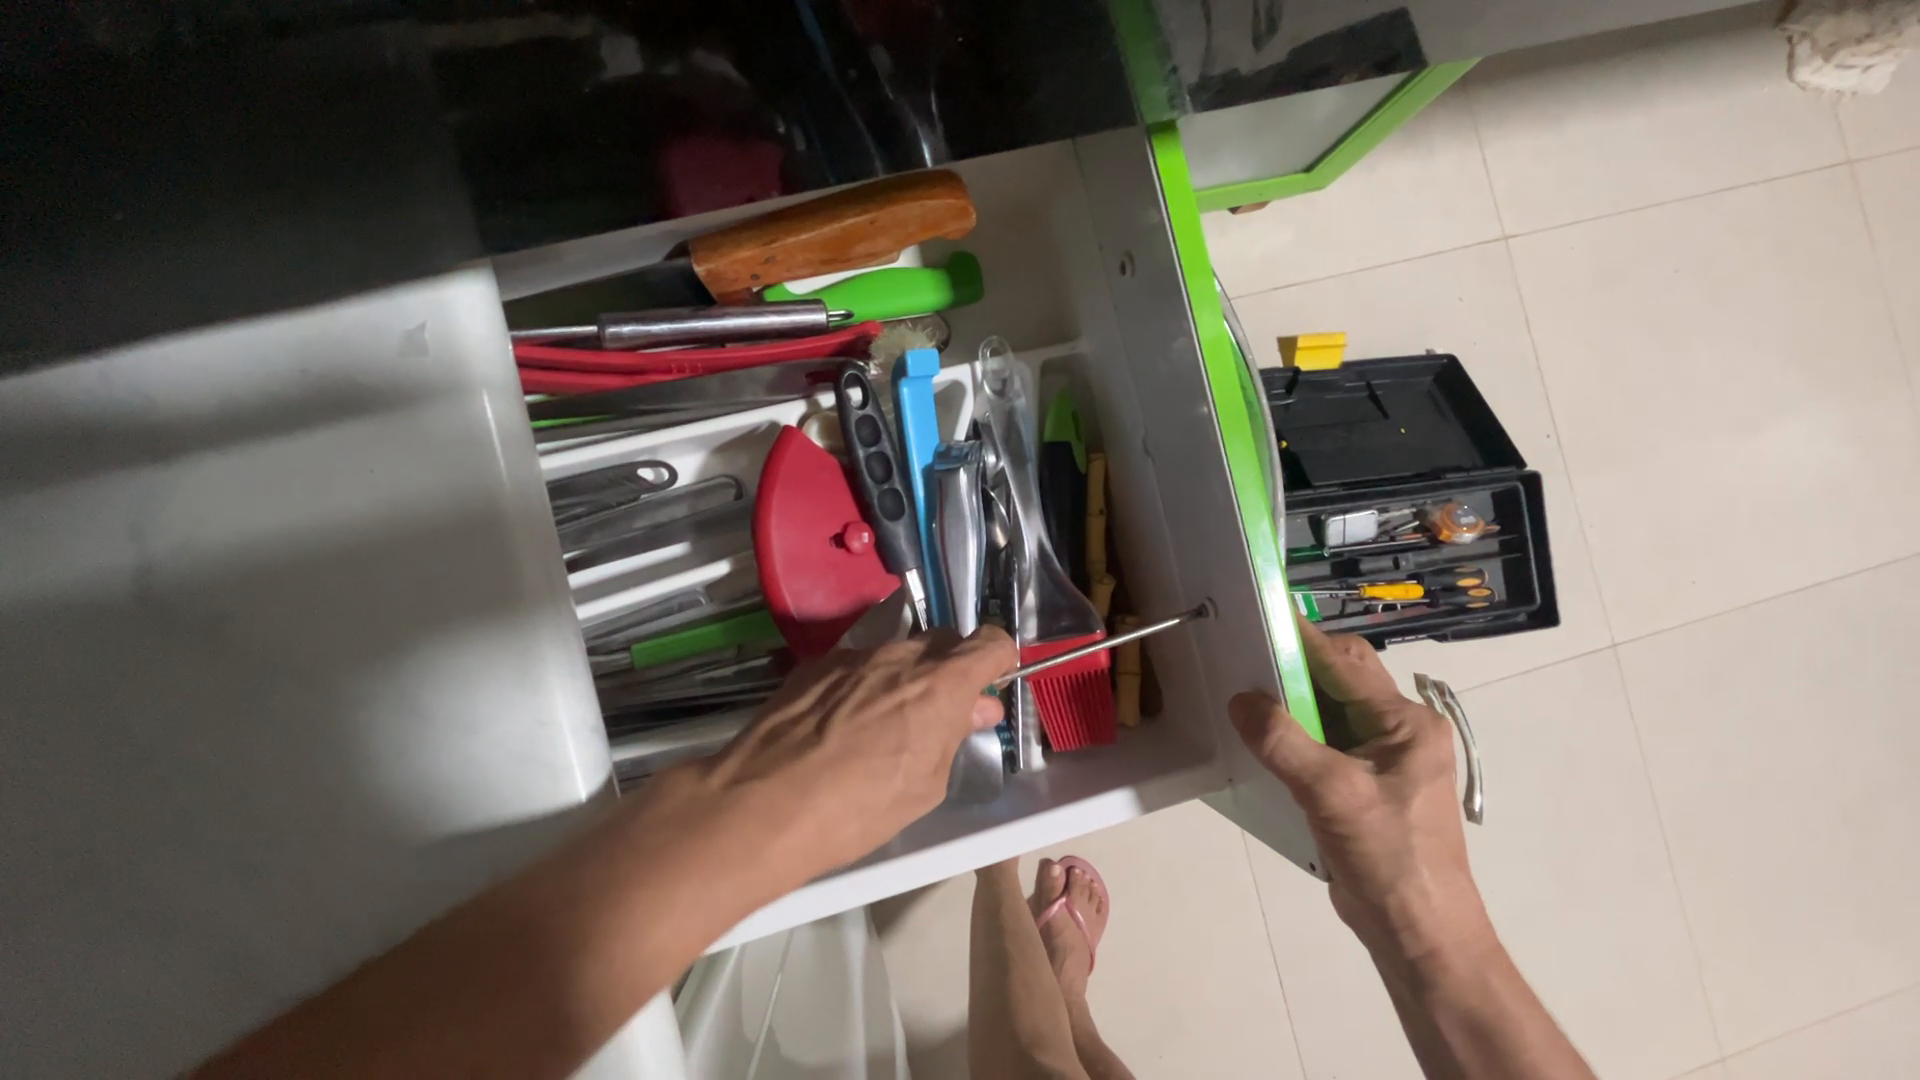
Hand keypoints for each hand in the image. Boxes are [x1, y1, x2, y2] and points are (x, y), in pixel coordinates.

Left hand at [637, 626, 1015, 898]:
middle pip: (942, 642)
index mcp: (939, 683)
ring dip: (904, 677)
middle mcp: (899, 656)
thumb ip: (954, 735)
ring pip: (896, 653)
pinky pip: (856, 665)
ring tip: (883, 724)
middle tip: (941, 710)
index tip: (994, 680)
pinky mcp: (814, 666)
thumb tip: (977, 708)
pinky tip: (842, 724)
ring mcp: (852, 656)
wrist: (762, 804)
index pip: (990, 642)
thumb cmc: (859, 808)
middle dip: (951, 668)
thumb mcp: (925, 784)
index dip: (999, 658)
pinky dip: (863, 684)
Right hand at [1228, 617, 1492, 965]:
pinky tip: (1259, 738)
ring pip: (1326, 712)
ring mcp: (1380, 760)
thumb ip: (1282, 740)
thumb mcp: (1331, 792)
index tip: (1256, 617)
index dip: (1301, 639)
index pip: (1346, 663)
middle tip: (1240, 657)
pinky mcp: (1362, 786)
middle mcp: (1397, 732)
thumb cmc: (1387, 856)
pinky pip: (1321, 743)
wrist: (1417, 932)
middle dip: (1290, 668)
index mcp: (1405, 724)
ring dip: (1288, 703)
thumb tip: (1239, 699)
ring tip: (1240, 692)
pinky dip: (1291, 734)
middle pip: (1338, 681)